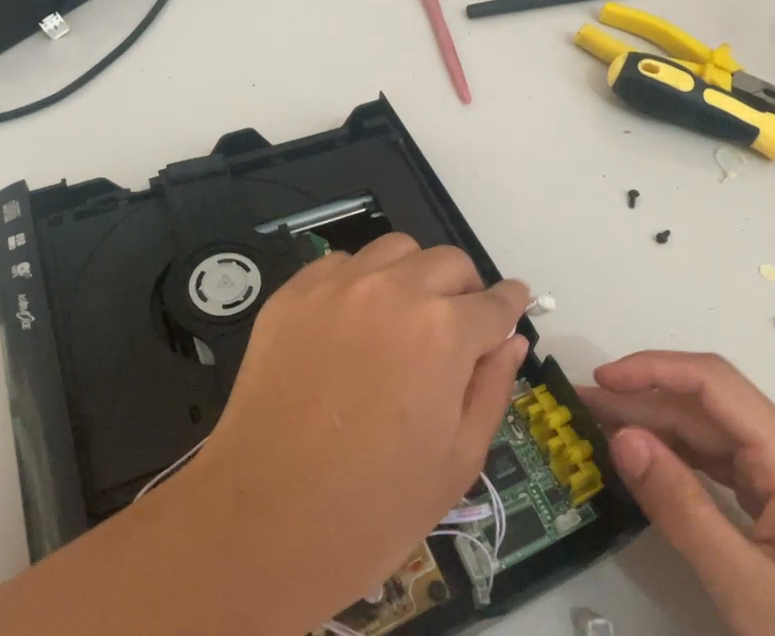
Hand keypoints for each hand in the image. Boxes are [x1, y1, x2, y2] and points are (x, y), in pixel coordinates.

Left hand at [193, 233, 530, 630]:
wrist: (262, 523)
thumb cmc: (373, 508)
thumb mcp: (457, 461)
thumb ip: (491, 390)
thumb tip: (510, 343)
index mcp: (443, 332)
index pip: (495, 302)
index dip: (510, 306)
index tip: (512, 310)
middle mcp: (392, 291)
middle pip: (447, 263)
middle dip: (464, 290)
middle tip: (458, 329)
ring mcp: (335, 288)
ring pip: (393, 250)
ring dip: (412, 275)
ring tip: (403, 320)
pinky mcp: (289, 297)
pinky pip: (338, 265)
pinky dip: (358, 282)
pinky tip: (351, 325)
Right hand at [579, 352, 774, 635]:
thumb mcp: (748, 587)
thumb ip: (682, 508)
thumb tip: (623, 438)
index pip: (715, 384)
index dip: (653, 370)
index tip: (600, 379)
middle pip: (710, 409)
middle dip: (643, 402)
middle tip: (578, 411)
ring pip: (717, 435)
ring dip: (659, 430)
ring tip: (599, 431)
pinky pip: (730, 466)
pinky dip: (685, 461)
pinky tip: (649, 465)